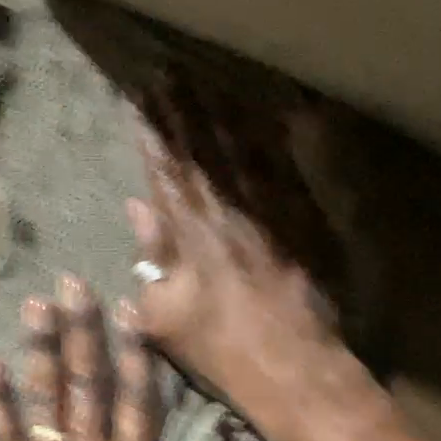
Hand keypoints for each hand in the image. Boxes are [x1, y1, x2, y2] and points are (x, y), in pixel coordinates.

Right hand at [126, 97, 359, 433]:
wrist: (290, 367)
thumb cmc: (219, 351)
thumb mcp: (163, 317)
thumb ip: (151, 259)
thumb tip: (137, 208)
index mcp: (189, 237)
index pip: (166, 172)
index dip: (153, 133)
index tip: (142, 98)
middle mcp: (228, 213)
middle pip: (203, 152)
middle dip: (184, 111)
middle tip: (171, 73)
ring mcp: (269, 214)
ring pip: (244, 151)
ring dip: (224, 114)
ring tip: (210, 81)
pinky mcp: (304, 222)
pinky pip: (287, 169)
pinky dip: (277, 139)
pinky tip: (273, 113)